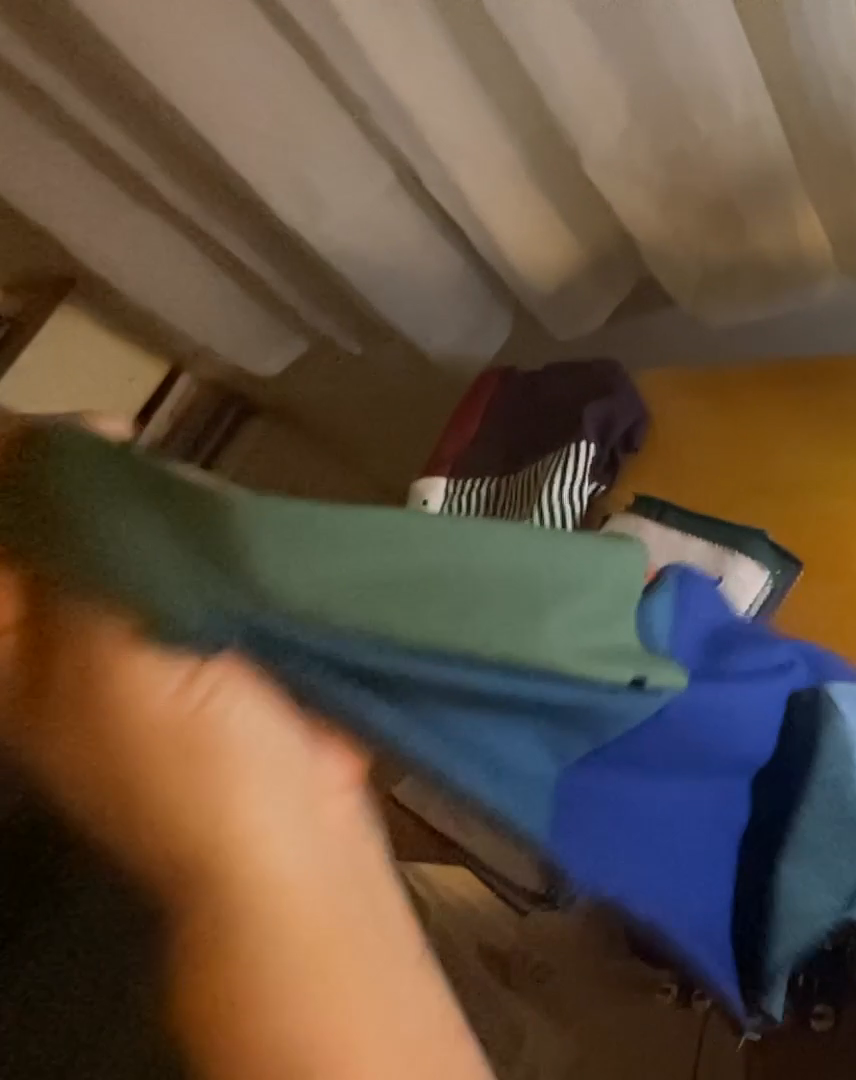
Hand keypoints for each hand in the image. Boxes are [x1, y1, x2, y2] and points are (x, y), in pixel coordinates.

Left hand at [0, 417, 377, 905]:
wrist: (295, 828)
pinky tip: (260, 537)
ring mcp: (160, 643)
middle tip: (168, 471)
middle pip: (71, 534)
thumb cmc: (189, 762)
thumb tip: (74, 451)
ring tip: (221, 504)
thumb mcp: (117, 661)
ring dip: (180, 518)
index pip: (1, 537)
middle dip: (109, 490)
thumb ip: (91, 560)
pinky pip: (220, 578)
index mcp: (12, 648)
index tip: (98, 433)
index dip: (26, 475)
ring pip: (153, 550)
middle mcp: (74, 638)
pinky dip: (235, 550)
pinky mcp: (236, 646)